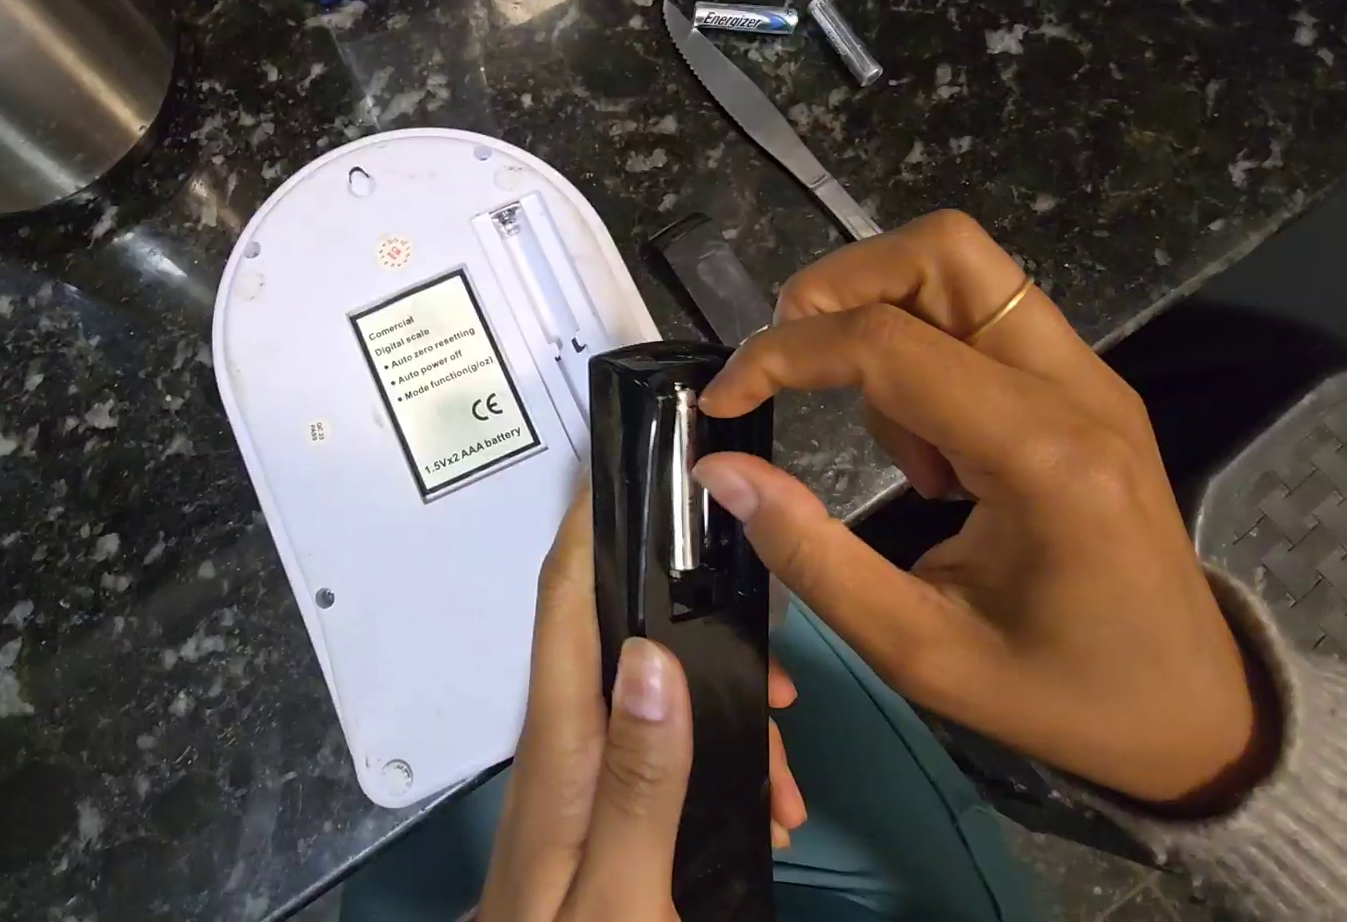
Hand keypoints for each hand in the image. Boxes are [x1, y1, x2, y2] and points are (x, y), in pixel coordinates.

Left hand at [479, 492, 806, 920]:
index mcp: (561, 741)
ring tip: (785, 750)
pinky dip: (714, 753)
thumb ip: (637, 782)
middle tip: (776, 656)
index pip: (565, 601)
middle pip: (621, 632)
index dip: (587, 524)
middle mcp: (567, 736)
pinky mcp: (605, 802)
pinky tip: (764, 799)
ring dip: (722, 702)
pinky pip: (663, 746)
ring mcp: (586, 769)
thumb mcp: (619, 897)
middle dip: (696, 619)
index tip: (626, 466)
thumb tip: (653, 653)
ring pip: (656, 690)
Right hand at [692, 211, 1277, 811]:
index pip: (887, 343)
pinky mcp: (1072, 382)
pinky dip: (908, 347)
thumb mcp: (918, 652)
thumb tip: (722, 471)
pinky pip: (968, 314)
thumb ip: (812, 558)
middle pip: (940, 251)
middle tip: (785, 366)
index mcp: (1042, 454)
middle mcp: (1071, 385)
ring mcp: (1080, 374)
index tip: (722, 401)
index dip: (780, 356)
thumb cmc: (1060, 691)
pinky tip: (919, 444)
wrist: (1195, 711)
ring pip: (955, 266)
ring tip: (874, 428)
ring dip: (871, 315)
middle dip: (834, 289)